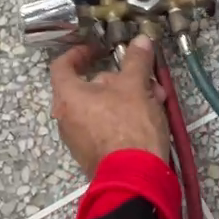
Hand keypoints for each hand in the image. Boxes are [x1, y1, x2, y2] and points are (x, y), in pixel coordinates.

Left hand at [48, 35, 170, 176]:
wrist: (135, 179)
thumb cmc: (129, 126)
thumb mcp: (135, 86)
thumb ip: (136, 60)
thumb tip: (140, 40)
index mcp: (67, 97)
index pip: (62, 65)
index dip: (79, 53)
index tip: (98, 49)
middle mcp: (66, 118)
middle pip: (88, 86)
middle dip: (119, 78)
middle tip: (143, 78)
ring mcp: (78, 139)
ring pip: (101, 107)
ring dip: (127, 97)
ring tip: (155, 98)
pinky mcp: (93, 155)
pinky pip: (105, 126)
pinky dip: (123, 117)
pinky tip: (151, 118)